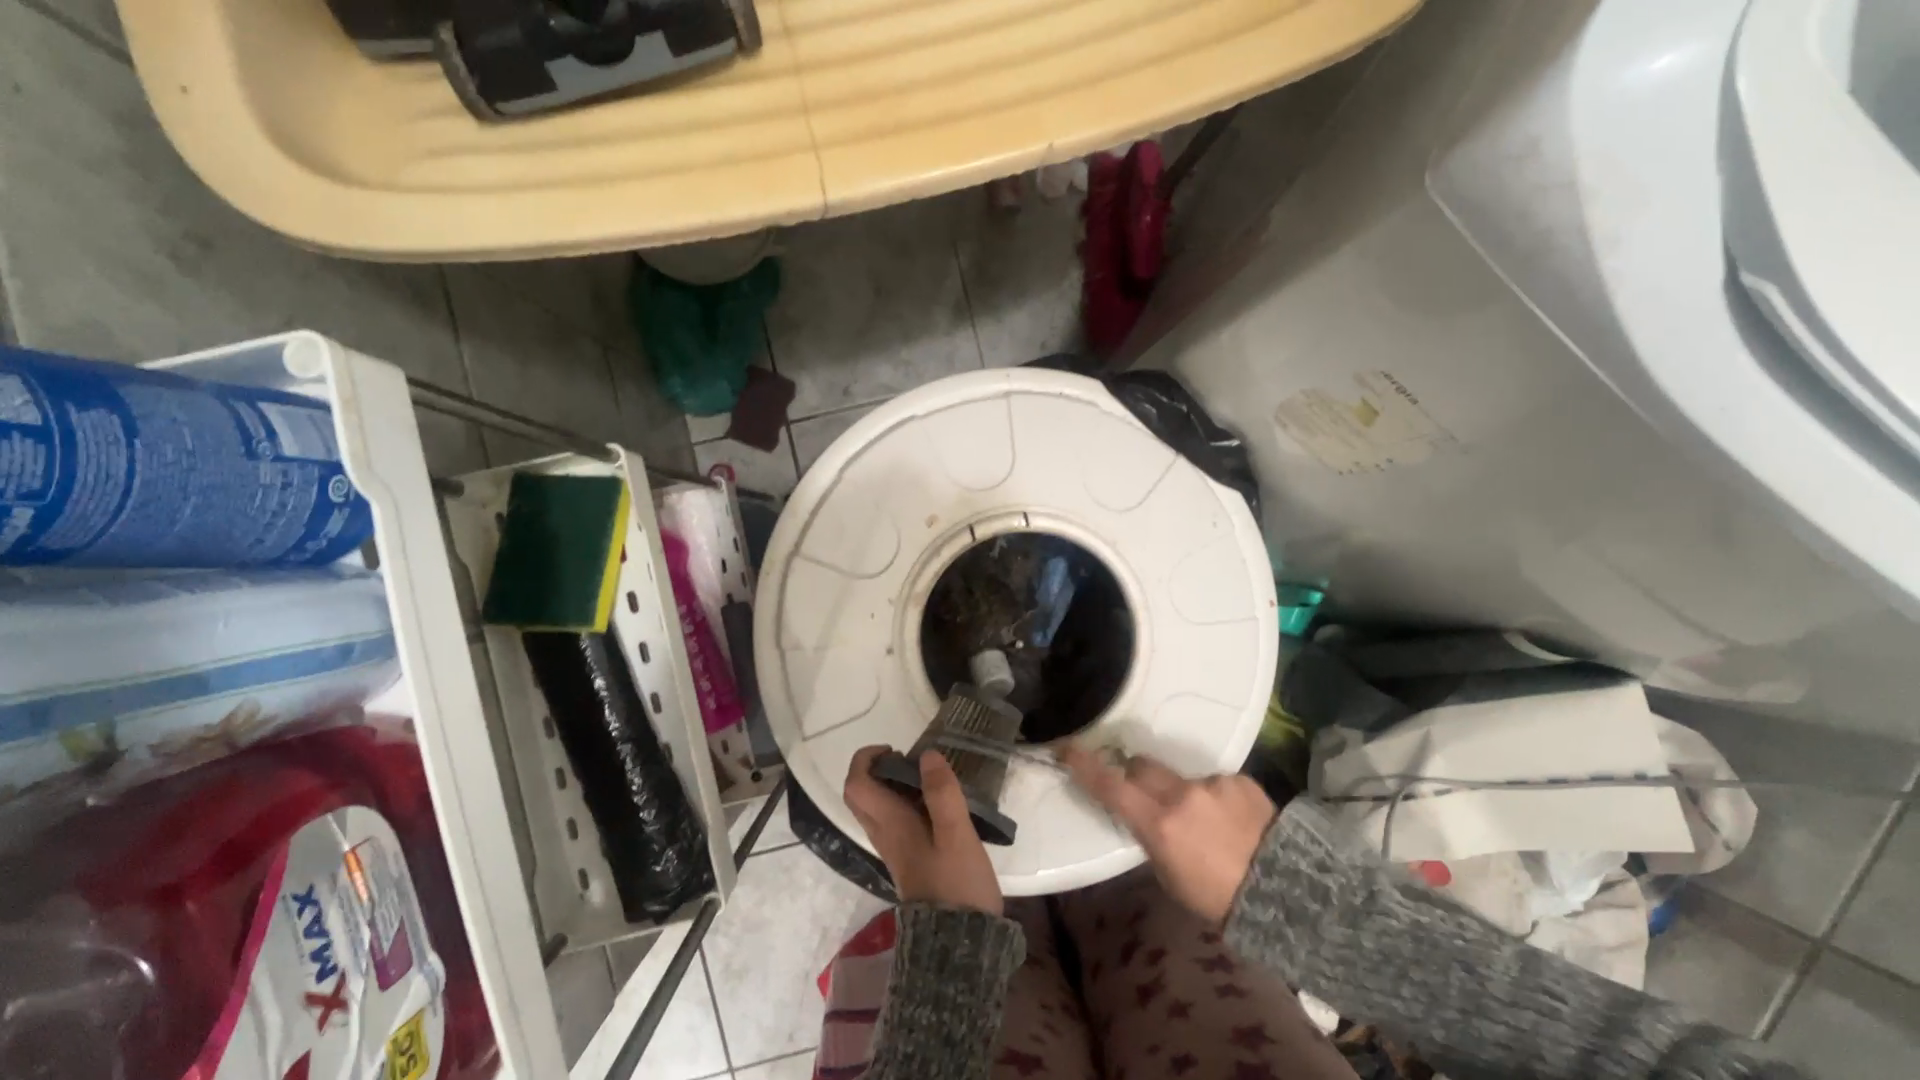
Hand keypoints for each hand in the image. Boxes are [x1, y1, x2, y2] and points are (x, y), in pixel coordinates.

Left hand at [844, 746, 1002, 915]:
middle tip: (907, 762)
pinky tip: (936, 808)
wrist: (959, 941)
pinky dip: (905, 806)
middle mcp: (884, 836)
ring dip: (892, 788)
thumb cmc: (957, 882)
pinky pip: (894, 825)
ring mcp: (895, 852)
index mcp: (890, 825)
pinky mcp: (908, 863)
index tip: (896, 750)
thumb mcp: (957, 834)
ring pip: (877, 811)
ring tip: (928, 781)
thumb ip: (942, 793)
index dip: (866, 759)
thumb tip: (926, 755)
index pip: (856, 785)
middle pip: (860, 797)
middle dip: (874, 771)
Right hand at [1060, 744, 1276, 924]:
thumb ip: (1153, 839)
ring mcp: (1213, 783)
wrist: (1284, 890)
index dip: (1084, 766)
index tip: (1066, 747)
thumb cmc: (1218, 898)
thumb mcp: (1170, 878)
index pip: (1110, 786)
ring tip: (1208, 824)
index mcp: (1159, 824)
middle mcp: (1181, 795)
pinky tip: (1234, 822)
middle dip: (1137, 776)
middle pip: (1142, 766)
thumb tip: (1146, 820)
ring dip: (1184, 793)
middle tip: (1146, 796)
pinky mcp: (1240, 779)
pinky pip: (1216, 783)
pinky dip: (1216, 798)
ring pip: (1182, 777)